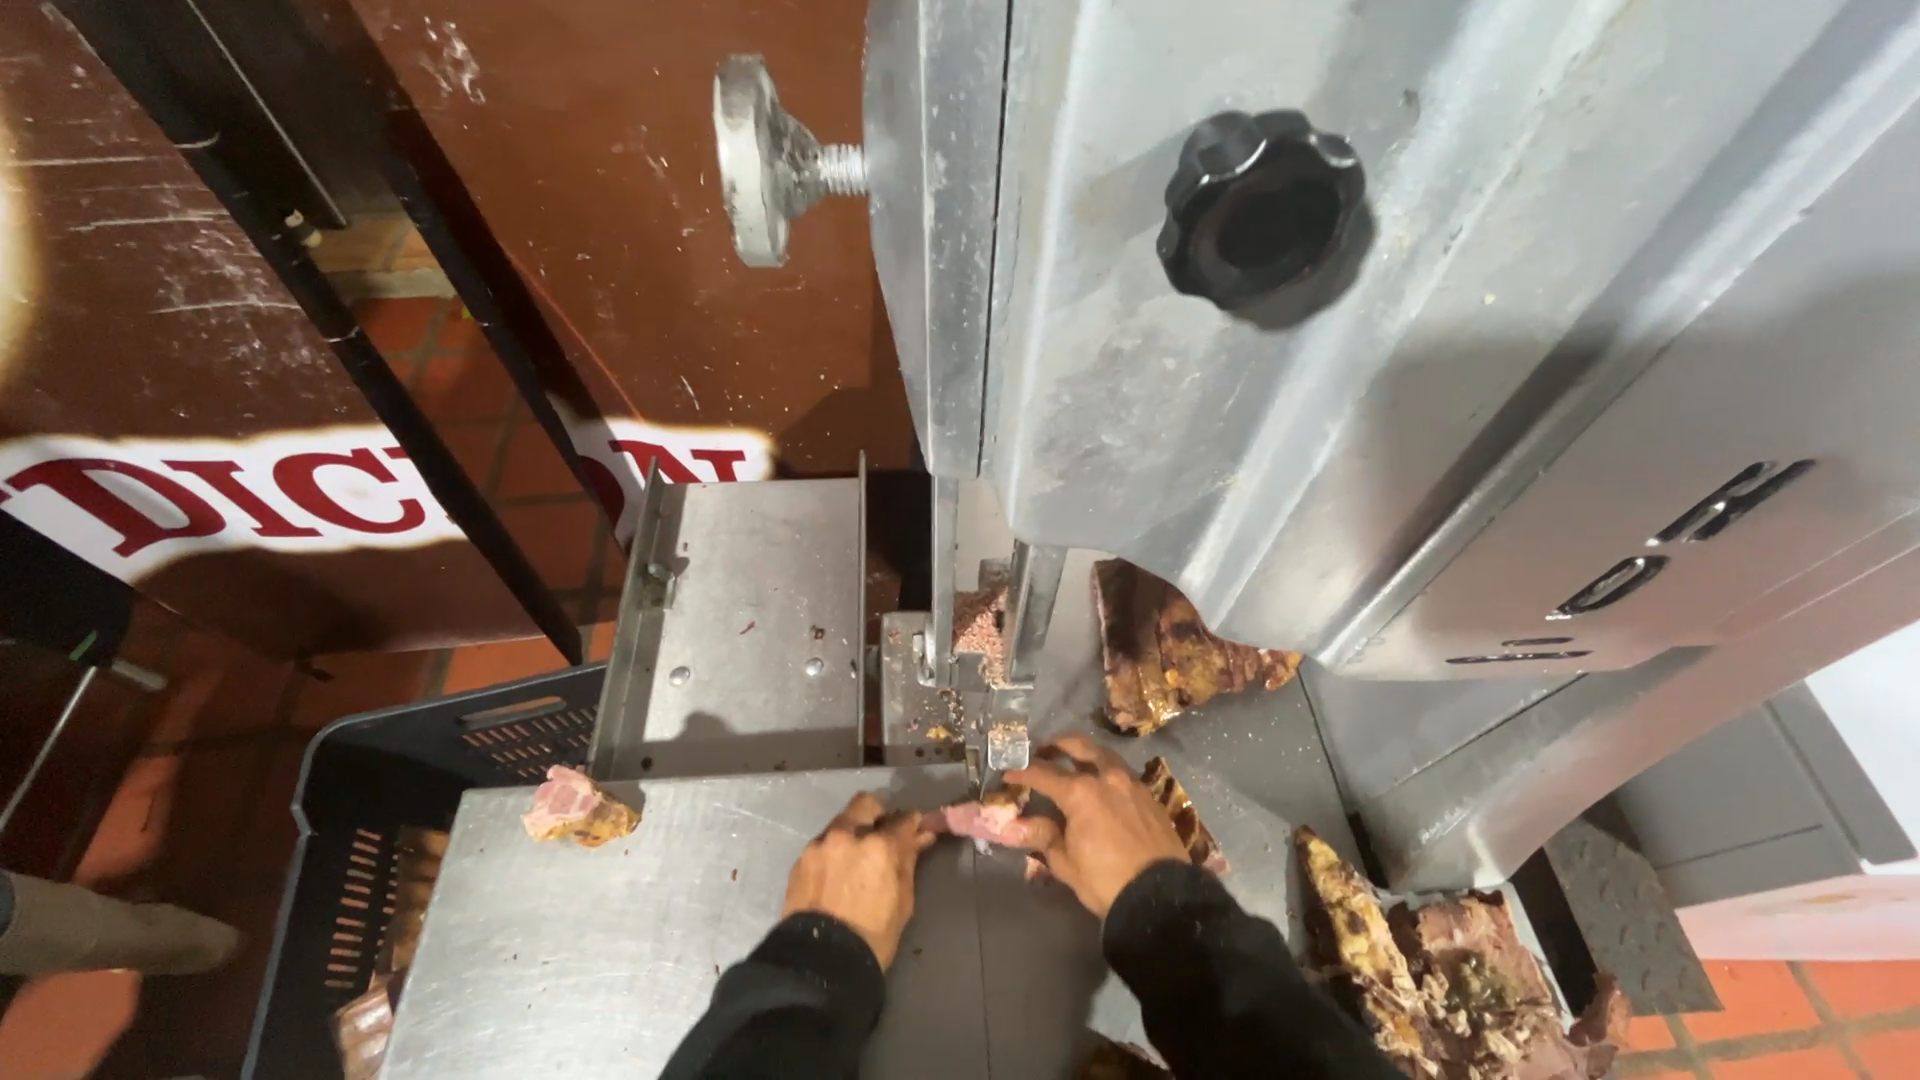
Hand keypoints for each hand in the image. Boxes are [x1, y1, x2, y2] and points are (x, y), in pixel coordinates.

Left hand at [782, 792, 935, 968]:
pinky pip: (823, 844)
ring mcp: (820, 845)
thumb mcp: (903, 901)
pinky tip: (836, 875)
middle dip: (878, 815)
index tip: (915, 830)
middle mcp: (848, 835)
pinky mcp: (801, 859)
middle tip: (883, 838)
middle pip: (866, 804)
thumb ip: (908, 862)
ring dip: (853, 833)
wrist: (820, 965)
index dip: (912, 824)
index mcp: (879, 846)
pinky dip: (834, 851)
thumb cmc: (873, 938)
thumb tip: (920, 838)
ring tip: (856, 861)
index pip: (903, 820)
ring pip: (842, 823)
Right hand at [1006, 734, 1190, 919]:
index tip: (1008, 774)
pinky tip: (1102, 785)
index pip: (1042, 773)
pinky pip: (1122, 772)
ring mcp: (1131, 783)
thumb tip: (1011, 827)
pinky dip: (1106, 770)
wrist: (1160, 896)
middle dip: (1056, 745)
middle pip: (1077, 746)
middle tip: (1042, 752)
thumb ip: (1041, 836)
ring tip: (1073, 763)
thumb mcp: (1066, 862)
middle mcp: (1106, 778)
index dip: (1022, 772)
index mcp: (1080, 792)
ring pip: (1104, 755)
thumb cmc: (1106, 881)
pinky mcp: (1149, 795)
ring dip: (1085, 753)